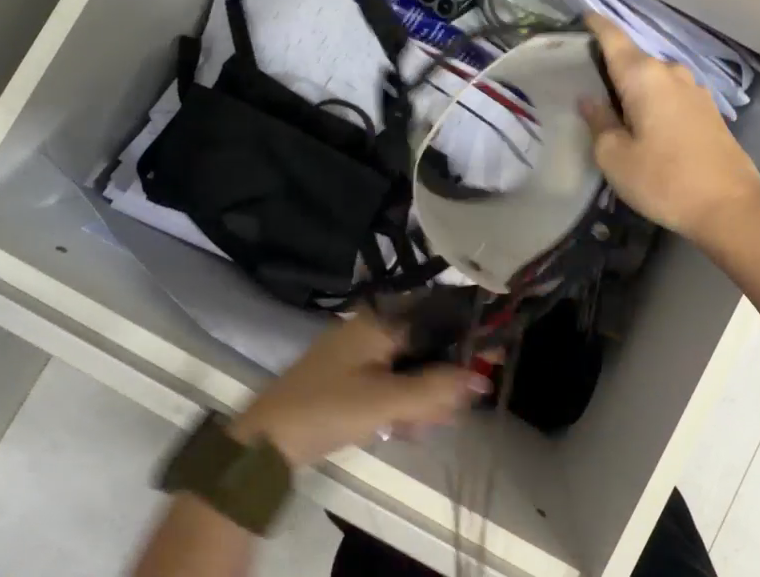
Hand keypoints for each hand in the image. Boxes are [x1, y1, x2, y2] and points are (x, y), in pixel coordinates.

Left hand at [229, 315, 487, 468]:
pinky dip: (402, 400)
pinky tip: (407, 427)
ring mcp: (357, 352)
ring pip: (408, 365)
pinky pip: (389, 380)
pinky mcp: (348, 376)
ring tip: (425, 426)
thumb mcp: (387, 401)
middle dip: (443, 376)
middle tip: (452, 410)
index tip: (493, 358)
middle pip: (424, 344)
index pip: (436, 318)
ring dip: (423, 393)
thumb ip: (435, 388)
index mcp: (378, 320)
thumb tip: (480, 378)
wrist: (266, 441)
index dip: (467, 338)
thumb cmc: (328, 408)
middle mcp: (370, 327)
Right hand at [580, 14, 759, 241]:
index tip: (582, 16)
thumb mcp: (615, 157)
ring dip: (635, 88)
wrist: (731, 207)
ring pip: (654, 79)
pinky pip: (671, 95)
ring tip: (615, 109)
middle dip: (611, 67)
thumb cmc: (664, 180)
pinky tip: (646, 125)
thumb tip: (589, 100)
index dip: (596, 25)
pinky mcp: (708, 111)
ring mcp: (695, 91)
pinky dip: (654, 102)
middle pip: (633, 59)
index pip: (614, 37)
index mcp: (643, 76)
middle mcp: (671, 73)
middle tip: (587, 83)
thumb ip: (599, 122)